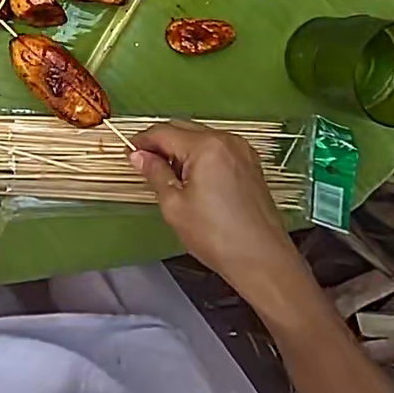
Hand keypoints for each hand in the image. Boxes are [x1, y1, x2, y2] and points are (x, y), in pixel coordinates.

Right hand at [130, 121, 300, 282]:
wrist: (265, 263)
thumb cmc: (216, 235)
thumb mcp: (174, 205)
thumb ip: (155, 173)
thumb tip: (138, 156)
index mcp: (206, 146)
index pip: (163, 132)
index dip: (142, 141)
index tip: (128, 153)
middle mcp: (226, 140)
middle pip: (182, 129)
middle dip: (161, 143)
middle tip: (144, 164)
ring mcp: (242, 151)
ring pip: (199, 138)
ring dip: (179, 149)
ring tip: (167, 175)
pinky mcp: (250, 165)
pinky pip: (216, 149)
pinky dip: (199, 156)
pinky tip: (192, 178)